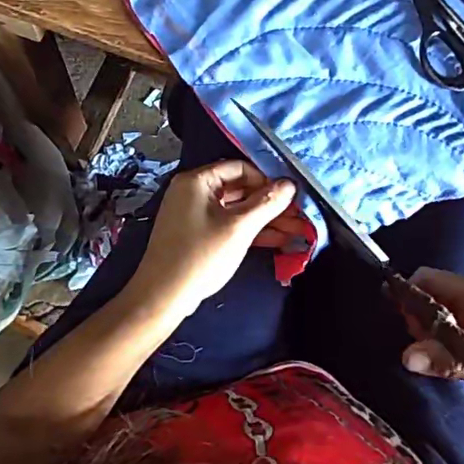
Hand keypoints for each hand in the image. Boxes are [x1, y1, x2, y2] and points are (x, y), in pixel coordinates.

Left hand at [128, 160, 294, 313]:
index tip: (289, 197)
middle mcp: (193, 191)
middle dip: (270, 203)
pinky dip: (250, 230)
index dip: (266, 180)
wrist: (164, 295)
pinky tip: (277, 240)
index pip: (240, 168)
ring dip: (264, 219)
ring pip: (237, 209)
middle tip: (299, 215)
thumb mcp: (239, 228)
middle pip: (239, 188)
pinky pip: (228, 224)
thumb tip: (289, 184)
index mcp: (197, 180)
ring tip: (296, 230)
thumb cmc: (200, 256)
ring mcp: (194, 213)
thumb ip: (266, 204)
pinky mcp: (198, 234)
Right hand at [399, 268, 463, 429]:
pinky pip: (447, 326)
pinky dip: (438, 340)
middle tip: (418, 346)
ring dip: (427, 333)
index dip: (408, 295)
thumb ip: (448, 360)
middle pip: (429, 294)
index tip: (400, 324)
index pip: (428, 277)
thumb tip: (406, 356)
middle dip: (416, 317)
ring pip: (436, 311)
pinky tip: (440, 360)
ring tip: (431, 357)